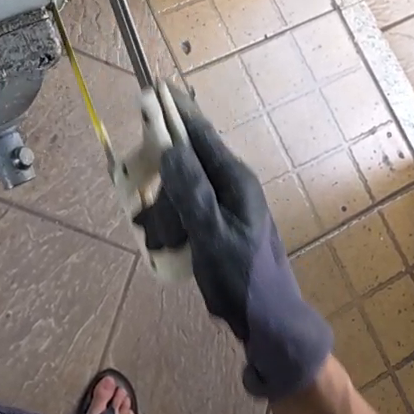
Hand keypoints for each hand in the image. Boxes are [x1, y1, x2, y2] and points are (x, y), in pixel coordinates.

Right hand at [140, 87, 331, 398]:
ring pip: (182, 190)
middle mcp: (231, 185)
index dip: (176, 111)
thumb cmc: (242, 280)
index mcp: (234, 179)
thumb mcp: (212, 235)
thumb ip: (191, 191)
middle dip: (161, 182)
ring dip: (164, 211)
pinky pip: (187, 212)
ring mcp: (227, 206)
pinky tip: (167, 246)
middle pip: (186, 162)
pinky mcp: (220, 225)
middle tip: (144, 211)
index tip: (155, 89)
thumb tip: (171, 147)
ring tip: (159, 240)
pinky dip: (173, 225)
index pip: (201, 133)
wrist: (269, 325)